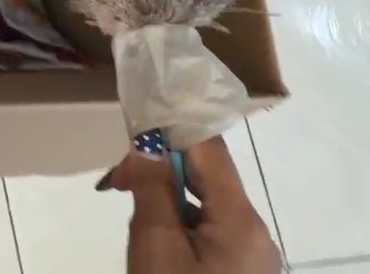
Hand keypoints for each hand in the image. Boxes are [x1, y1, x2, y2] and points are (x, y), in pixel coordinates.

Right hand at [106, 137, 281, 273]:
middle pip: (207, 172)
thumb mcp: (155, 240)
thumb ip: (151, 184)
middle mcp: (254, 230)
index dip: (173, 123)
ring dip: (163, 184)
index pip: (210, 149)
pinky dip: (174, 209)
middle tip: (115, 172)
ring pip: (204, 195)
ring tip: (124, 192)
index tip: (132, 112)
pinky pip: (206, 220)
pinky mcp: (238, 266)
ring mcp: (249, 251)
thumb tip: (144, 137)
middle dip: (159, 159)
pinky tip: (148, 220)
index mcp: (241, 220)